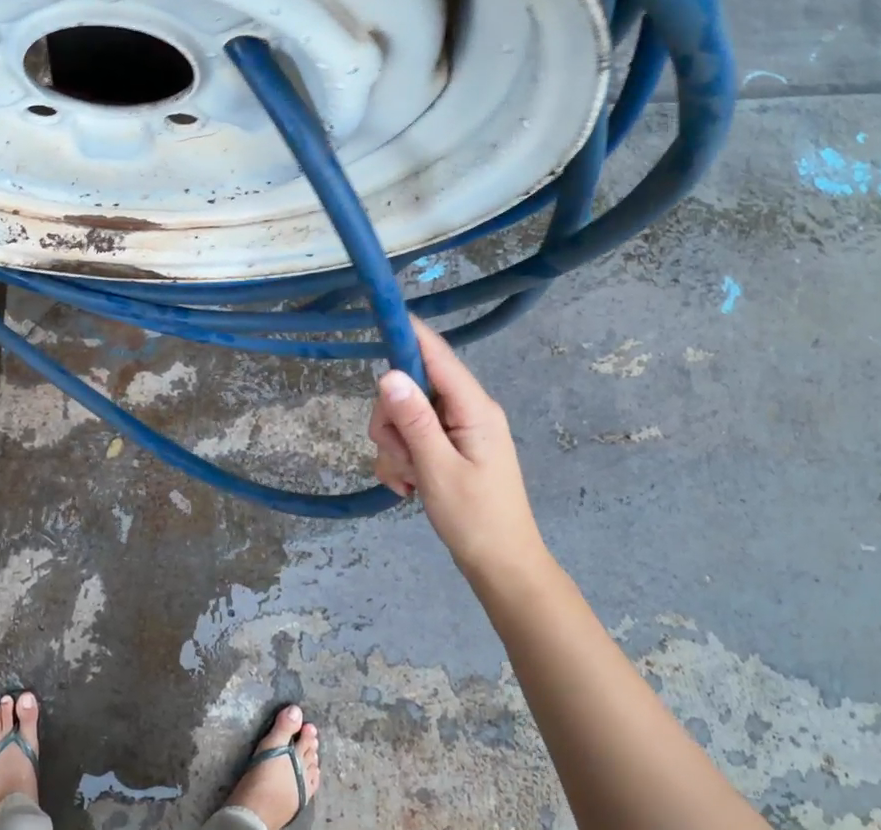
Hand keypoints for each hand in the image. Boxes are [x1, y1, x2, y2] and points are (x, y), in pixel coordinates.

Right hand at [369, 316, 546, 575]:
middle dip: (392, 420)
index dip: (408, 333)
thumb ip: (413, 421)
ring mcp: (454, 431)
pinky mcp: (445, 450)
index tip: (379, 313)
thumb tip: (389, 374)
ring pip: (402, 417)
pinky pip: (408, 440)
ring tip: (410, 478)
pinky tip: (408, 487)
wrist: (501, 567)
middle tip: (401, 455)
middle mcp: (465, 412)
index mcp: (474, 409)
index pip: (437, 356)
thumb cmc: (476, 519)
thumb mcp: (438, 469)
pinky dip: (400, 461)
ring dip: (394, 446)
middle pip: (409, 389)